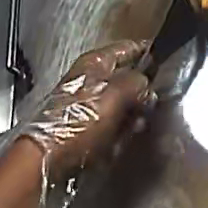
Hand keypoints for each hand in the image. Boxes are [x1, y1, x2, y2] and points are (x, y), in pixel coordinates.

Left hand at [17, 39, 154, 177]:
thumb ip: (136, 83)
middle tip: (150, 106)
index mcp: (95, 63)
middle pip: (124, 79)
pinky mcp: (81, 128)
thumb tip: (147, 82)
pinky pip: (108, 126)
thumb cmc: (78, 122)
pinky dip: (115, 134)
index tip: (163, 57)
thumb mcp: (113, 97)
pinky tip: (116, 145)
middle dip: (139, 94)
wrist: (44, 159)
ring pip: (119, 105)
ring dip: (129, 118)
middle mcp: (89, 79)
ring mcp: (84, 104)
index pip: (126, 48)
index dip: (146, 51)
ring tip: (134, 129)